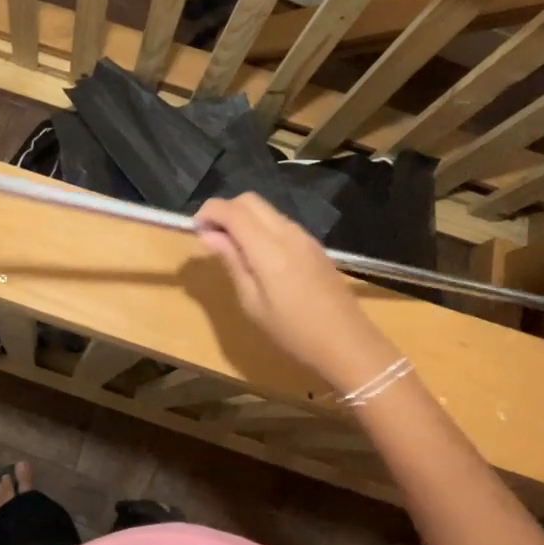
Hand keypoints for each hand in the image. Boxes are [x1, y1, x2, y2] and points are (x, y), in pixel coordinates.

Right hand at [194, 194, 400, 391]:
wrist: (348, 344)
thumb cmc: (294, 332)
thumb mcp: (253, 303)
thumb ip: (231, 262)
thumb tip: (208, 235)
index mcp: (269, 248)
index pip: (232, 210)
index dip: (209, 211)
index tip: (195, 227)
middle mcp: (287, 232)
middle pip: (249, 200)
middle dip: (225, 210)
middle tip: (211, 236)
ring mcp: (304, 236)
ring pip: (266, 209)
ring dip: (244, 218)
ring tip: (232, 248)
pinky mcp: (313, 244)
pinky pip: (280, 222)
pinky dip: (261, 226)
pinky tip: (258, 255)